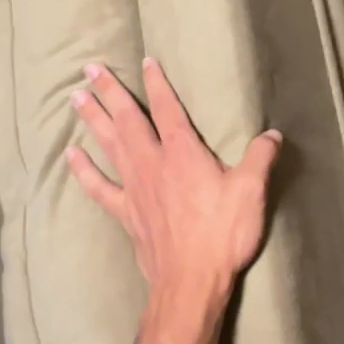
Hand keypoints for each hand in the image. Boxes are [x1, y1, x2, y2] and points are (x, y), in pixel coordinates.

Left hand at [67, 58, 281, 323]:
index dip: (158, 83)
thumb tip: (272, 134)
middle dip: (110, 92)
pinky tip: (72, 155)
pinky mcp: (126, 213)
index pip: (168, 109)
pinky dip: (84, 169)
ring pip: (109, 145)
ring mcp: (134, 188)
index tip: (146, 61)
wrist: (190, 282)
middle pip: (127, 120)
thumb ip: (260, 157)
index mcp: (184, 153)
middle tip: (90, 68)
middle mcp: (153, 163)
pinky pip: (99, 186)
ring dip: (92, 118)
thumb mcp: (252, 191)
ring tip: (76, 96)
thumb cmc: (223, 234)